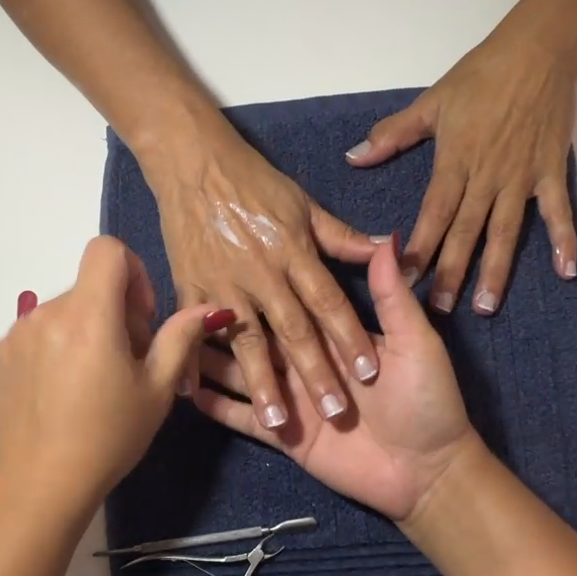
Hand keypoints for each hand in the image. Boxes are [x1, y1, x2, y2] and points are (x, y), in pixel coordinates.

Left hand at [0, 236, 229, 514]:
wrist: (42, 484)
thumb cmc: (110, 438)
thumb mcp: (157, 390)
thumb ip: (180, 338)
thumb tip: (208, 308)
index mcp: (89, 315)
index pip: (107, 250)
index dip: (133, 273)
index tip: (142, 319)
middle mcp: (46, 312)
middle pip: (88, 287)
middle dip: (114, 313)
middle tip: (127, 365)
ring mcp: (15, 333)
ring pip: (61, 312)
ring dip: (84, 332)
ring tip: (92, 384)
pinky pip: (34, 334)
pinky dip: (54, 350)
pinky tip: (60, 393)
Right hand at [146, 126, 382, 435]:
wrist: (188, 157)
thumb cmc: (254, 182)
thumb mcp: (307, 204)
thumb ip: (343, 236)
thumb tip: (388, 246)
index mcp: (297, 257)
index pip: (330, 303)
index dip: (351, 335)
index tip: (370, 370)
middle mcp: (266, 282)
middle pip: (295, 334)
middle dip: (316, 373)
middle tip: (334, 413)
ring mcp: (228, 295)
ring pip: (249, 349)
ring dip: (262, 385)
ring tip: (275, 418)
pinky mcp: (193, 297)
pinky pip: (195, 342)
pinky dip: (194, 372)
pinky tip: (193, 398)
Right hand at [190, 238, 484, 522]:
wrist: (427, 470)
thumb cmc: (429, 400)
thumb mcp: (416, 342)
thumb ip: (392, 296)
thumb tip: (385, 241)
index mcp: (332, 335)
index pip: (291, 304)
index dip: (262, 285)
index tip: (228, 253)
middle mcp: (304, 362)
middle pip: (257, 336)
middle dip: (224, 320)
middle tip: (185, 293)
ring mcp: (291, 398)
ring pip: (242, 373)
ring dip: (211, 359)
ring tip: (172, 340)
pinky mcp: (283, 436)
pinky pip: (241, 417)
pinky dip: (215, 405)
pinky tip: (184, 391)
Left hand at [346, 24, 576, 314]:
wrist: (539, 48)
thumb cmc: (481, 75)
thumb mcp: (432, 101)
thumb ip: (393, 135)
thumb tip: (354, 157)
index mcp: (455, 162)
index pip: (434, 213)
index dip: (419, 247)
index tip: (405, 280)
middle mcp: (487, 178)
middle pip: (466, 233)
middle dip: (451, 273)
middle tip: (440, 310)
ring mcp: (521, 178)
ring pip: (506, 232)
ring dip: (497, 270)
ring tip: (487, 306)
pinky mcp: (550, 172)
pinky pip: (558, 211)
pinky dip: (564, 240)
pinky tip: (566, 272)